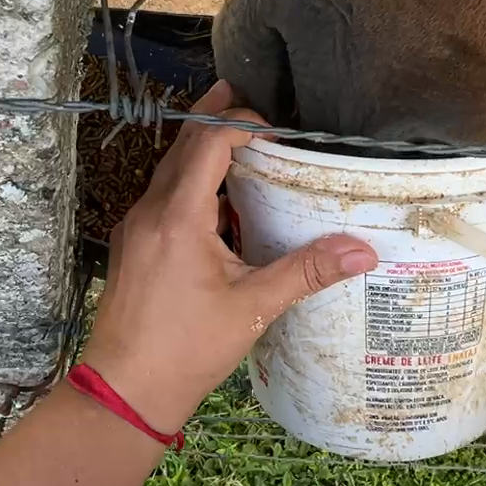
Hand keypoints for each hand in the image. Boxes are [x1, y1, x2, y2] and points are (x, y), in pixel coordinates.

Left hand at [78, 81, 378, 431]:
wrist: (122, 392)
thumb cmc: (187, 349)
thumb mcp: (252, 307)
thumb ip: (306, 271)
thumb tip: (363, 252)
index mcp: (178, 217)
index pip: (208, 144)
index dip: (240, 125)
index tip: (275, 130)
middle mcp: (150, 211)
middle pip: (182, 145)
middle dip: (212, 116)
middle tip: (242, 93)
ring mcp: (134, 226)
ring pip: (168, 169)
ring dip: (200, 149)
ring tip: (235, 140)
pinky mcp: (131, 243)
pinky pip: (161, 195)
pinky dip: (189, 181)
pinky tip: (216, 201)